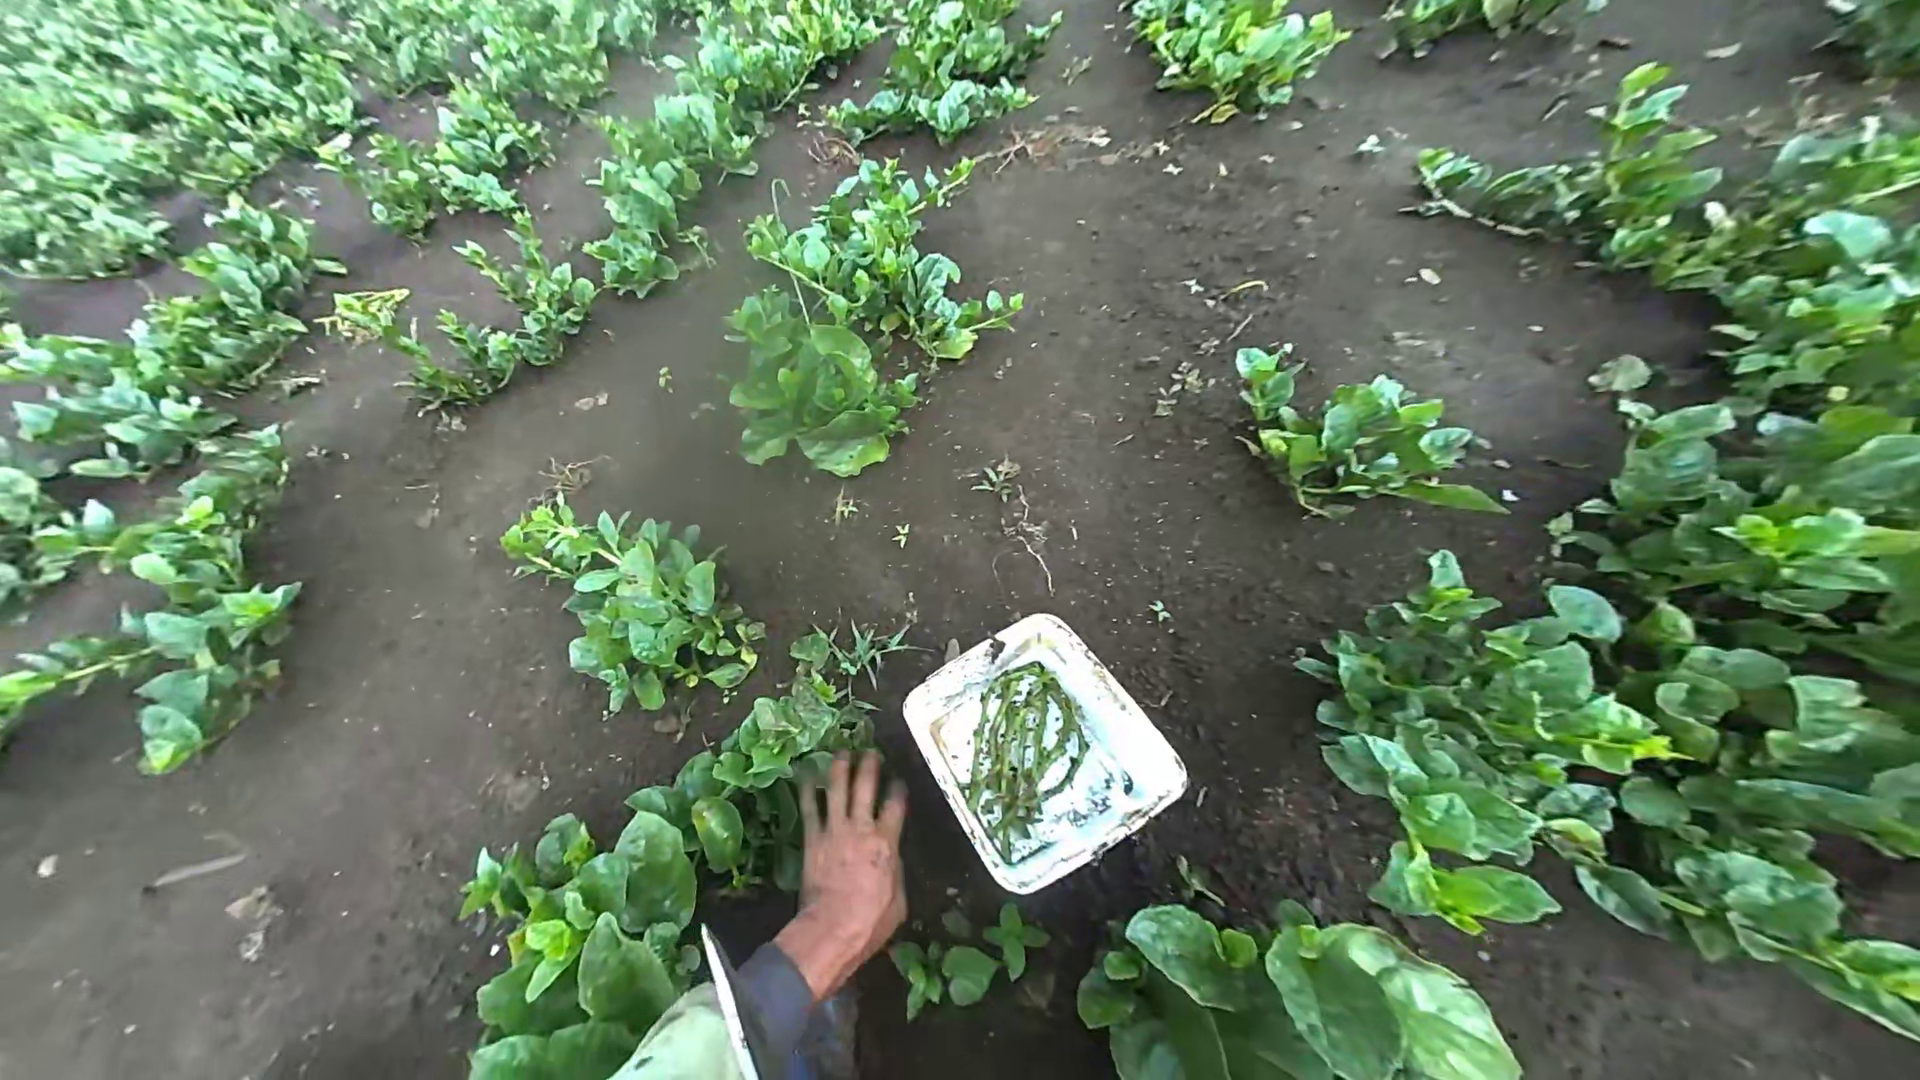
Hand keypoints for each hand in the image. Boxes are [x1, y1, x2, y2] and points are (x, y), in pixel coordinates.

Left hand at [773, 752, 907, 1002]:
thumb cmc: (870, 921)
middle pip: (866, 786)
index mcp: (886, 841)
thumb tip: (894, 859)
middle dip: (869, 765)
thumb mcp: (899, 898)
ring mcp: (835, 830)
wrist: (831, 929)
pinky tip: (806, 775)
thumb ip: (897, 870)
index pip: (896, 804)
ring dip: (840, 768)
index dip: (898, 788)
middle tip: (871, 751)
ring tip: (842, 752)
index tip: (898, 780)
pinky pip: (810, 809)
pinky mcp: (813, 839)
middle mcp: (861, 827)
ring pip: (838, 789)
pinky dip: (807, 791)